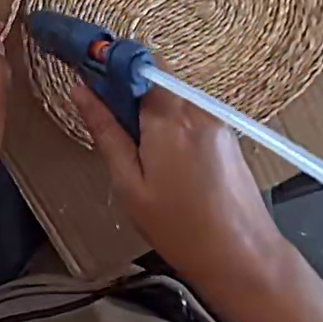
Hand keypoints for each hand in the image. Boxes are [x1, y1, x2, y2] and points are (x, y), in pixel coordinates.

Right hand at [71, 83, 289, 287]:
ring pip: (173, 94)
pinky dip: (171, 121)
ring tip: (139, 150)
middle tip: (110, 122)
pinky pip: (191, 112)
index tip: (91, 76)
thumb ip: (105, 132)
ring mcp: (216, 120)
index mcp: (170, 118)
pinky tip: (165, 159)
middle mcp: (197, 109)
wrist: (242, 257)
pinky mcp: (227, 134)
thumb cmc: (179, 227)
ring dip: (151, 107)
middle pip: (157, 76)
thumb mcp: (130, 184)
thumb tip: (80, 90)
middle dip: (130, 89)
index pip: (140, 64)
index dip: (113, 64)